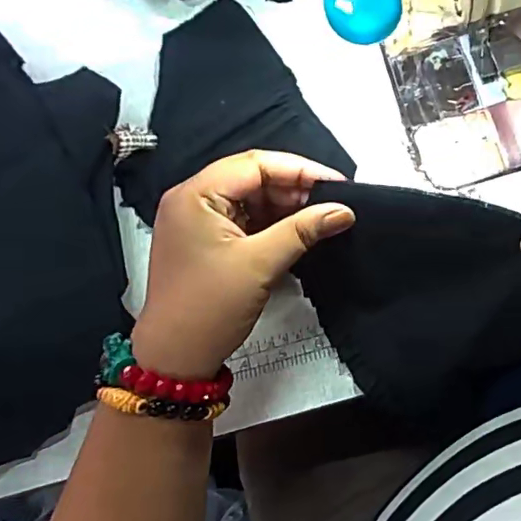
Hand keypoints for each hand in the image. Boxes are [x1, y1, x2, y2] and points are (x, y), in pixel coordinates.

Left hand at [132, 151, 354, 379]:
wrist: (176, 356)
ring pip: (253, 197)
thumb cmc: (208, 309)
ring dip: (288, 206)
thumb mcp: (261, 264)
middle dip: (296, 188)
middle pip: (254, 177)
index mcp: (196, 195)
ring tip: (322, 216)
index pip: (255, 164)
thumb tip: (343, 211)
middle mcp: (193, 199)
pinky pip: (248, 218)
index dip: (300, 170)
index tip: (338, 183)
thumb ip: (304, 230)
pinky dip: (275, 222)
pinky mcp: (209, 239)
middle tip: (333, 202)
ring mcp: (200, 220)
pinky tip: (301, 230)